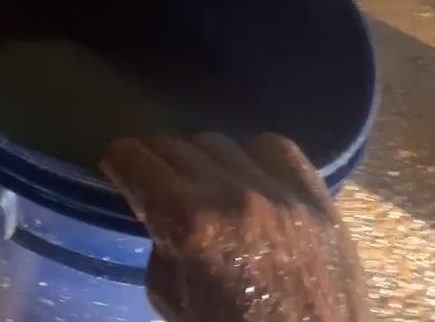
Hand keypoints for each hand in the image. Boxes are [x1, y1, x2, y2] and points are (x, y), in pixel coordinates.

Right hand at [101, 134, 370, 321]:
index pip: (127, 153)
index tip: (123, 180)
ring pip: (213, 142)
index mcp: (185, 220)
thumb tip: (156, 208)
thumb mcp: (167, 293)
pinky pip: (274, 149)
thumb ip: (157, 236)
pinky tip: (255, 184)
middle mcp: (227, 195)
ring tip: (211, 190)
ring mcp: (277, 195)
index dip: (118, 167)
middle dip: (155, 166)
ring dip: (202, 163)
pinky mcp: (316, 203)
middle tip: (163, 192)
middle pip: (167, 143)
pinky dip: (257, 160)